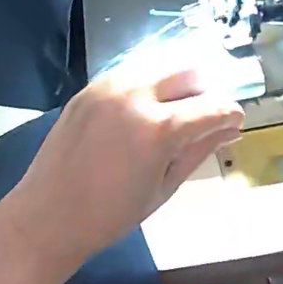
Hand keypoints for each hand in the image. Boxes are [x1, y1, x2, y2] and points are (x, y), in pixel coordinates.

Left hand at [0, 55, 244, 276]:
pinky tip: (148, 107)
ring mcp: (108, 88)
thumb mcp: (164, 187)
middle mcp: (135, 96)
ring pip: (159, 66)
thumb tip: (230, 130)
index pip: (211, 107)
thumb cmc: (111, 215)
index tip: (235, 122)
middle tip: (208, 114)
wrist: (47, 217)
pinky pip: (130, 73)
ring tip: (179, 109)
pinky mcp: (89, 89)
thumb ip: (199, 150)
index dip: (230, 114)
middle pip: (188, 72)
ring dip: (177, 83)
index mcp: (159, 128)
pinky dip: (148, 84)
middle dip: (206, 90)